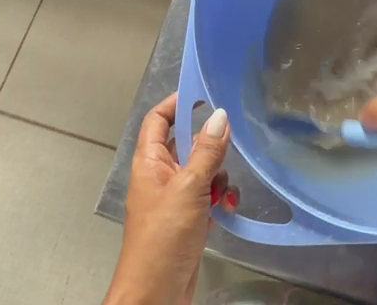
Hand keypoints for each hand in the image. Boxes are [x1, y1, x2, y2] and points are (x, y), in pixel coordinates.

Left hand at [103, 93, 238, 304]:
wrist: (155, 295)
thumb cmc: (163, 238)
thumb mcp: (189, 188)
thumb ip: (207, 151)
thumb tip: (221, 115)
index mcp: (149, 161)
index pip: (158, 119)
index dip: (177, 102)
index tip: (204, 93)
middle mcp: (159, 175)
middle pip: (185, 142)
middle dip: (207, 143)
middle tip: (228, 144)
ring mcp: (173, 197)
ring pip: (200, 169)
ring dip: (217, 174)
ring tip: (223, 188)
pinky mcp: (187, 218)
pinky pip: (206, 194)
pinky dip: (219, 196)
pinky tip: (227, 207)